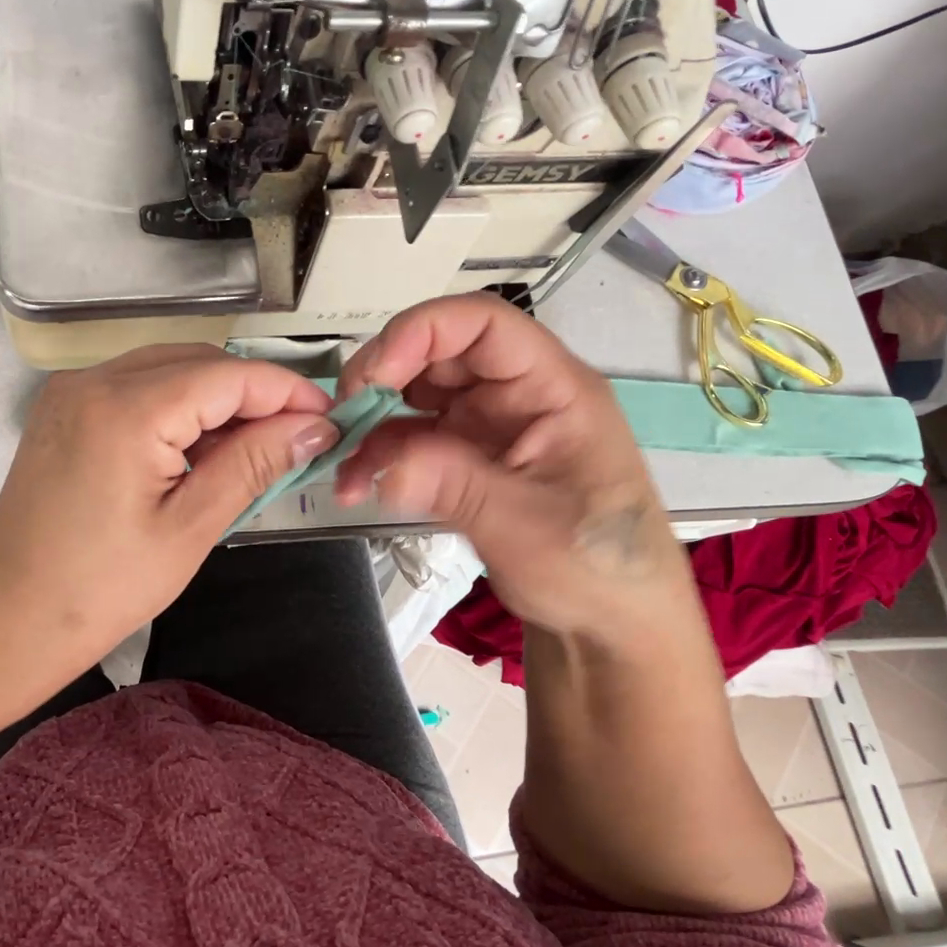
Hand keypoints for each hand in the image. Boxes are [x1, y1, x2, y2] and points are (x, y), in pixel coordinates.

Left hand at [0, 344, 338, 670]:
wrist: (9, 621)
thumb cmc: (97, 590)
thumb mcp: (189, 528)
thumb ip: (253, 463)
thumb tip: (312, 427)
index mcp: (125, 409)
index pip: (228, 374)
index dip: (286, 390)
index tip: (327, 417)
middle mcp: (91, 382)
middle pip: (196, 362)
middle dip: (251, 394)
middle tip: (295, 439)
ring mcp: (69, 394)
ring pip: (165, 370)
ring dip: (214, 400)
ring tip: (250, 451)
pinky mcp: (61, 413)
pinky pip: (133, 389)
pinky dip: (173, 408)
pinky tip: (196, 450)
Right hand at [334, 294, 698, 635]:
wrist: (606, 622)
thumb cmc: (595, 568)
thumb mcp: (527, 528)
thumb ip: (456, 487)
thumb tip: (386, 465)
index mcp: (551, 388)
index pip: (482, 324)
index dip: (421, 333)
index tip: (372, 378)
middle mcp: (514, 394)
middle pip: (436, 353)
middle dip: (381, 377)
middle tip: (341, 417)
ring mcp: (485, 425)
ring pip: (413, 395)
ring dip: (370, 422)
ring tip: (340, 463)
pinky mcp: (463, 457)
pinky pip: (408, 439)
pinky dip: (376, 457)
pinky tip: (353, 487)